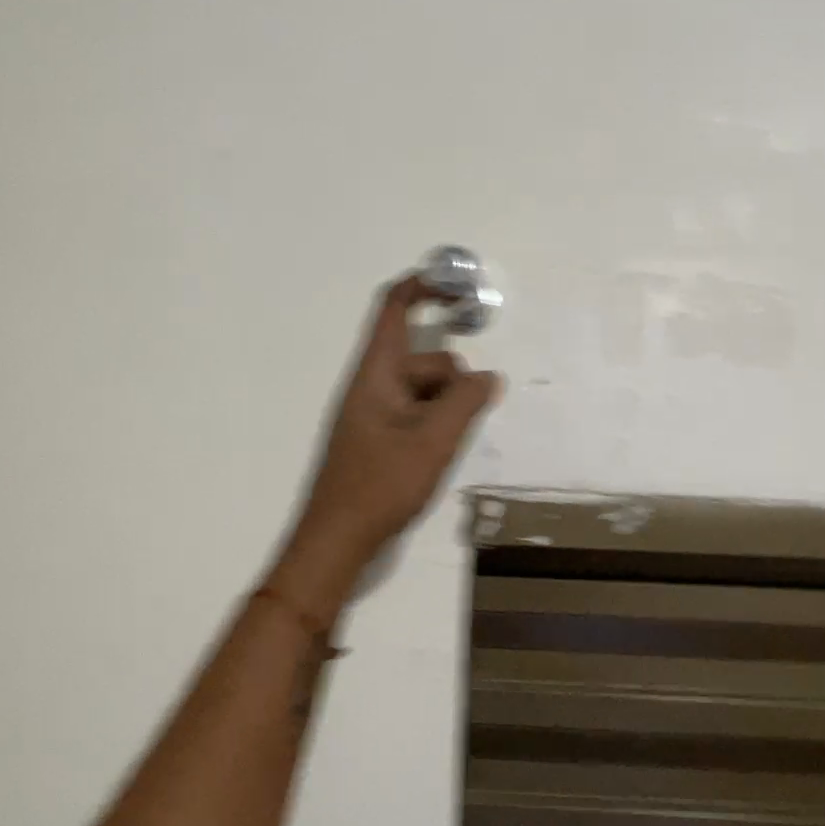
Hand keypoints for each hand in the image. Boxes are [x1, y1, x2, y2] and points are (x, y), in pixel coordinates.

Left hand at [270, 275, 501, 611]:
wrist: (336, 541)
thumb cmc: (381, 486)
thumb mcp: (433, 441)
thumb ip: (465, 402)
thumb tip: (488, 377)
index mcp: (376, 374)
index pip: (395, 310)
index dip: (423, 286)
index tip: (458, 284)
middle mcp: (371, 387)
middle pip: (424, 359)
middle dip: (453, 379)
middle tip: (458, 425)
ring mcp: (373, 416)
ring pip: (424, 393)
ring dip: (446, 410)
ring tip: (444, 452)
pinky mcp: (377, 442)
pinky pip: (416, 417)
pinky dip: (434, 428)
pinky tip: (436, 461)